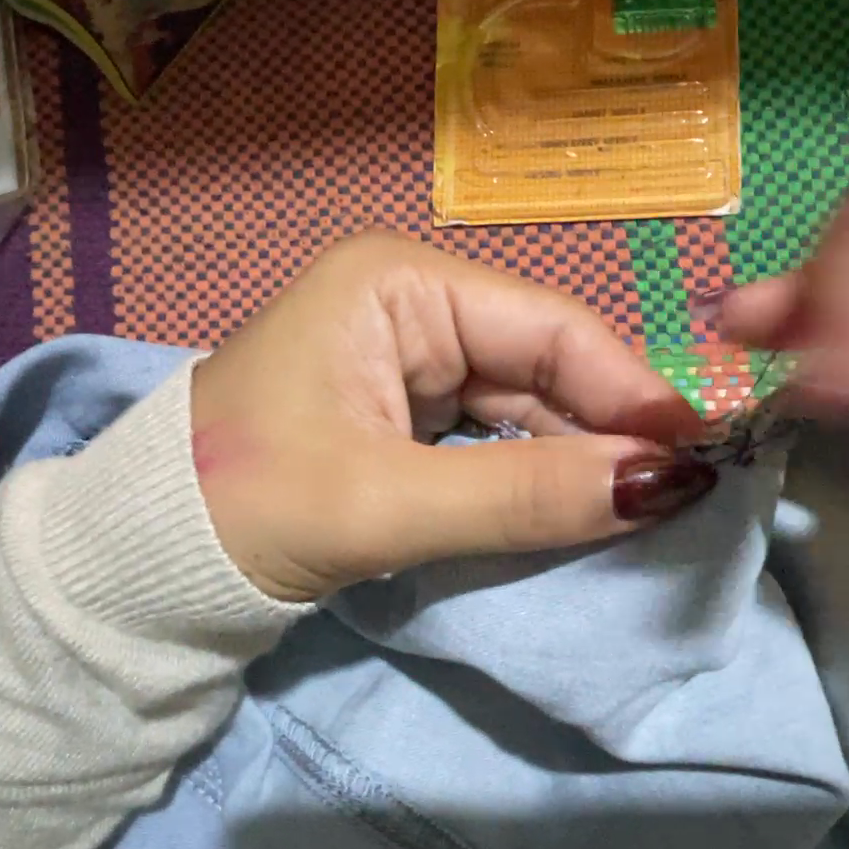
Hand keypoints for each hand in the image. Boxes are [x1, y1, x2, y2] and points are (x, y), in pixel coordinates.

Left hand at [190, 233, 713, 601]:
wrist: (147, 562)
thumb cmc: (246, 507)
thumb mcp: (386, 502)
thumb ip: (523, 495)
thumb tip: (666, 485)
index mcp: (397, 286)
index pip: (547, 328)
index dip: (630, 390)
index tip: (701, 453)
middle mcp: (410, 308)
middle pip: (542, 366)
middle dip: (607, 431)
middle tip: (682, 495)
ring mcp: (408, 362)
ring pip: (524, 407)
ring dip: (576, 459)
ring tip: (644, 508)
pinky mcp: (403, 415)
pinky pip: (491, 439)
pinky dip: (533, 476)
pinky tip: (577, 507)